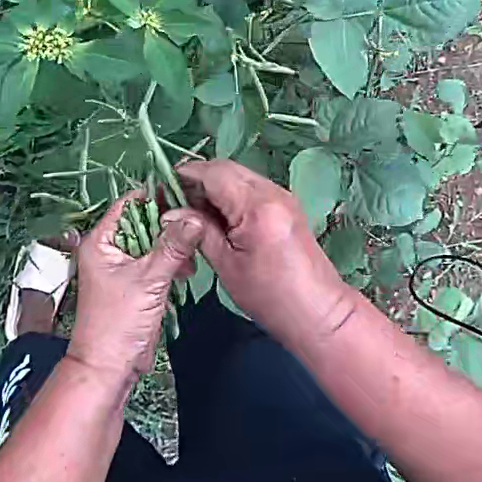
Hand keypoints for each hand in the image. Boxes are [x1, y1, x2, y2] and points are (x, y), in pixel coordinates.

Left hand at [65, 190, 204, 379]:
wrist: (108, 368)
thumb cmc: (119, 321)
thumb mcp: (149, 280)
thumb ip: (172, 247)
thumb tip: (196, 217)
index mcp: (101, 240)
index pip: (129, 204)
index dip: (156, 197)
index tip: (187, 196)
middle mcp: (109, 248)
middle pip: (143, 223)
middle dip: (170, 225)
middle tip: (197, 227)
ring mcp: (122, 267)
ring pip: (152, 243)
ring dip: (173, 247)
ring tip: (192, 258)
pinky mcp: (135, 284)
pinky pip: (155, 263)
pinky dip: (171, 264)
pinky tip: (187, 271)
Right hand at [172, 160, 349, 331]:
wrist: (319, 313)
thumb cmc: (270, 296)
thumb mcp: (226, 265)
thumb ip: (198, 231)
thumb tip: (170, 213)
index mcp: (256, 205)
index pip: (212, 172)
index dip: (183, 177)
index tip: (162, 192)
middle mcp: (271, 191)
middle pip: (224, 168)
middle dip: (196, 181)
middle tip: (175, 204)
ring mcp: (281, 195)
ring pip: (236, 176)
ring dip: (212, 187)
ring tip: (193, 213)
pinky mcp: (284, 204)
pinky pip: (249, 188)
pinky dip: (229, 195)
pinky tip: (217, 218)